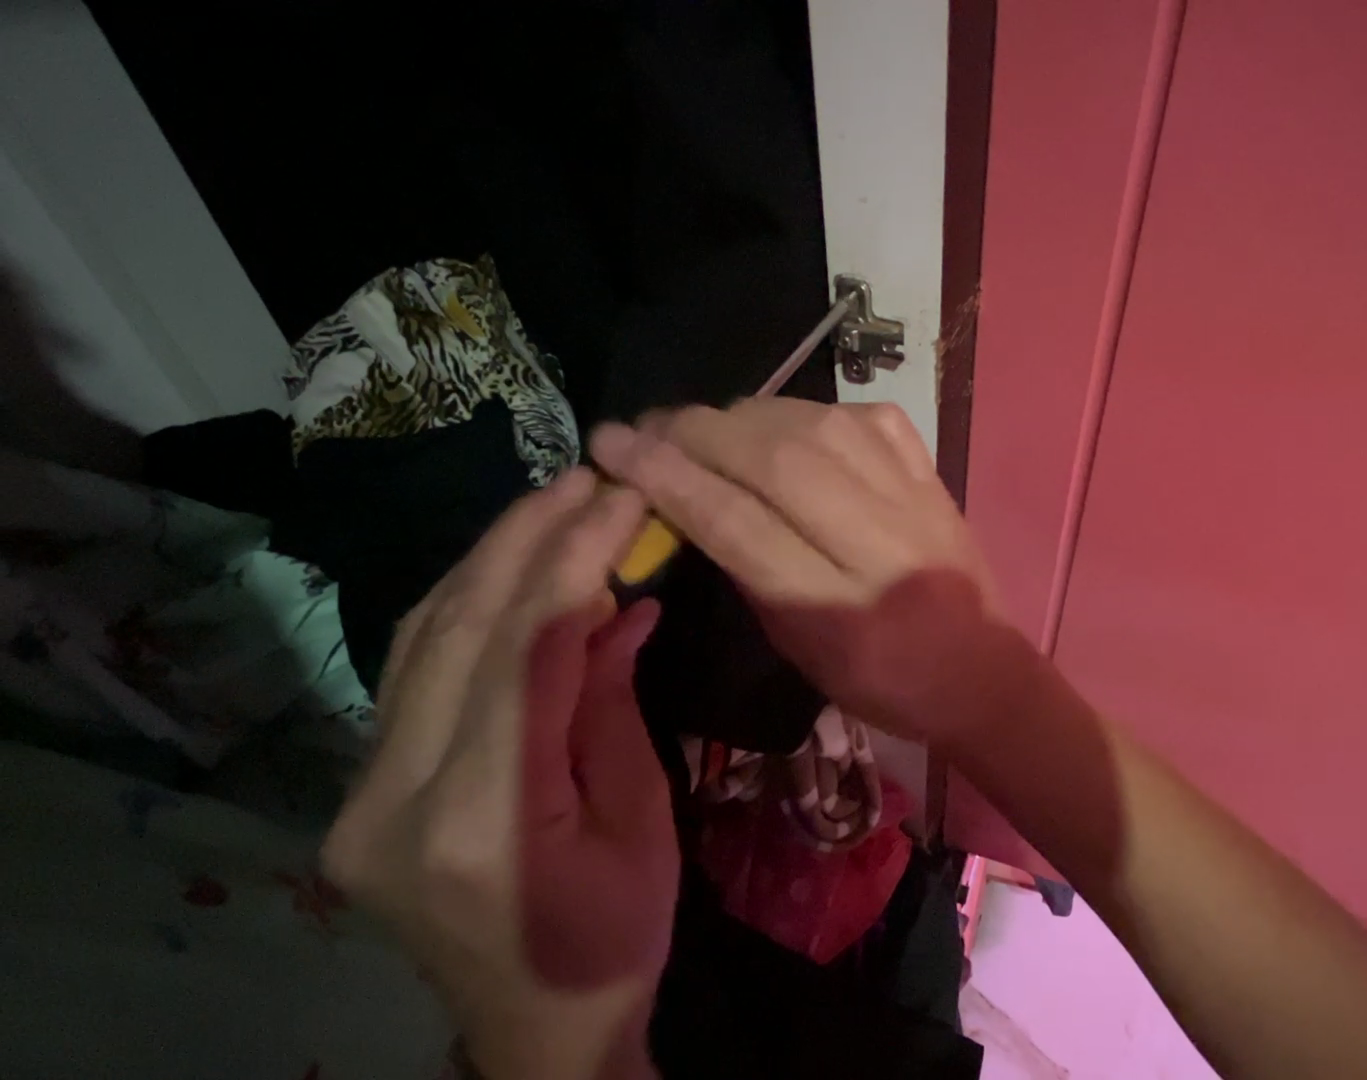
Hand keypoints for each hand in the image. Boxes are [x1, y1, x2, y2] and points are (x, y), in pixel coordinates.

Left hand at [322, 468, 678, 1079]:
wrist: (535, 1027)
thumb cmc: (616, 935)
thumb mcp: (642, 820)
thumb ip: (610, 704)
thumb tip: (619, 604)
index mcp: (483, 824)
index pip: (522, 654)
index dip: (574, 562)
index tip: (622, 499)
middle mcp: (395, 804)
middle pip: (457, 633)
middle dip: (526, 540)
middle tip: (587, 477)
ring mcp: (362, 798)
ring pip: (420, 641)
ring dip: (491, 560)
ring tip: (553, 503)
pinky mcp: (362, 792)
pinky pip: (412, 673)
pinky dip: (467, 607)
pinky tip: (510, 567)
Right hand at [588, 399, 1015, 744]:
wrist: (982, 671)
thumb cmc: (882, 681)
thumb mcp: (801, 650)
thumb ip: (751, 574)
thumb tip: (696, 500)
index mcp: (835, 607)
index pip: (736, 521)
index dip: (667, 477)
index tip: (611, 445)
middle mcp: (876, 542)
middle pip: (774, 460)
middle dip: (698, 432)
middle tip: (652, 427)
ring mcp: (912, 499)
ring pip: (817, 426)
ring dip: (749, 414)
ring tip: (709, 423)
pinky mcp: (934, 476)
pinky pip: (869, 419)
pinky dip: (817, 411)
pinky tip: (789, 423)